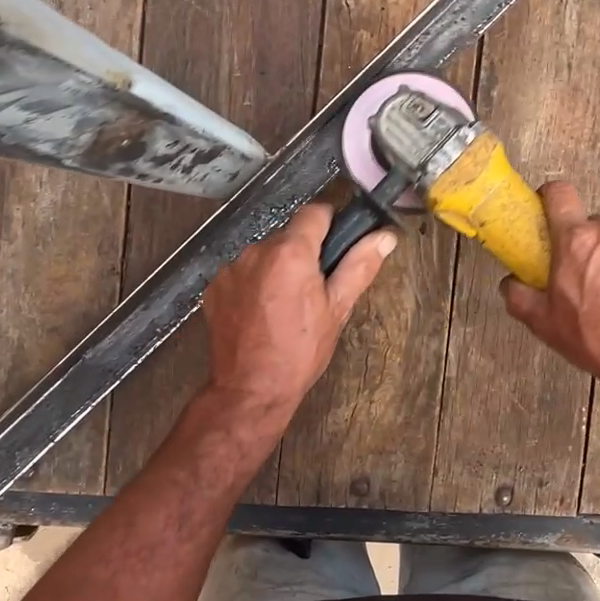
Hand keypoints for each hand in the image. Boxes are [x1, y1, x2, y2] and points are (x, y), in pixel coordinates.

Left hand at [201, 205, 394, 414]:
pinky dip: (255, 285)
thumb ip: (359, 267)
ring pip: (265, 256)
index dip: (330, 223)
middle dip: (304, 256)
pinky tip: (263, 314)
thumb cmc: (299, 352)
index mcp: (291, 254)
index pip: (315, 212)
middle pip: (289, 237)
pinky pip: (243, 273)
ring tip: (287, 307)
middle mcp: (257, 252)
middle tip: (315, 291)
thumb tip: (384, 238)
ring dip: (278, 270)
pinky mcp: (215, 286)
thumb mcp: (337, 310)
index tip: (336, 243)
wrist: (251, 388)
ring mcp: (232, 268)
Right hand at [500, 182, 599, 395]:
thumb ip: (518, 296)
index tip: (545, 213)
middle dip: (581, 245)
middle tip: (575, 277)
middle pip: (590, 225)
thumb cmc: (598, 341)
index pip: (559, 194)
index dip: (549, 198)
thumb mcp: (542, 323)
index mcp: (576, 241)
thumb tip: (511, 285)